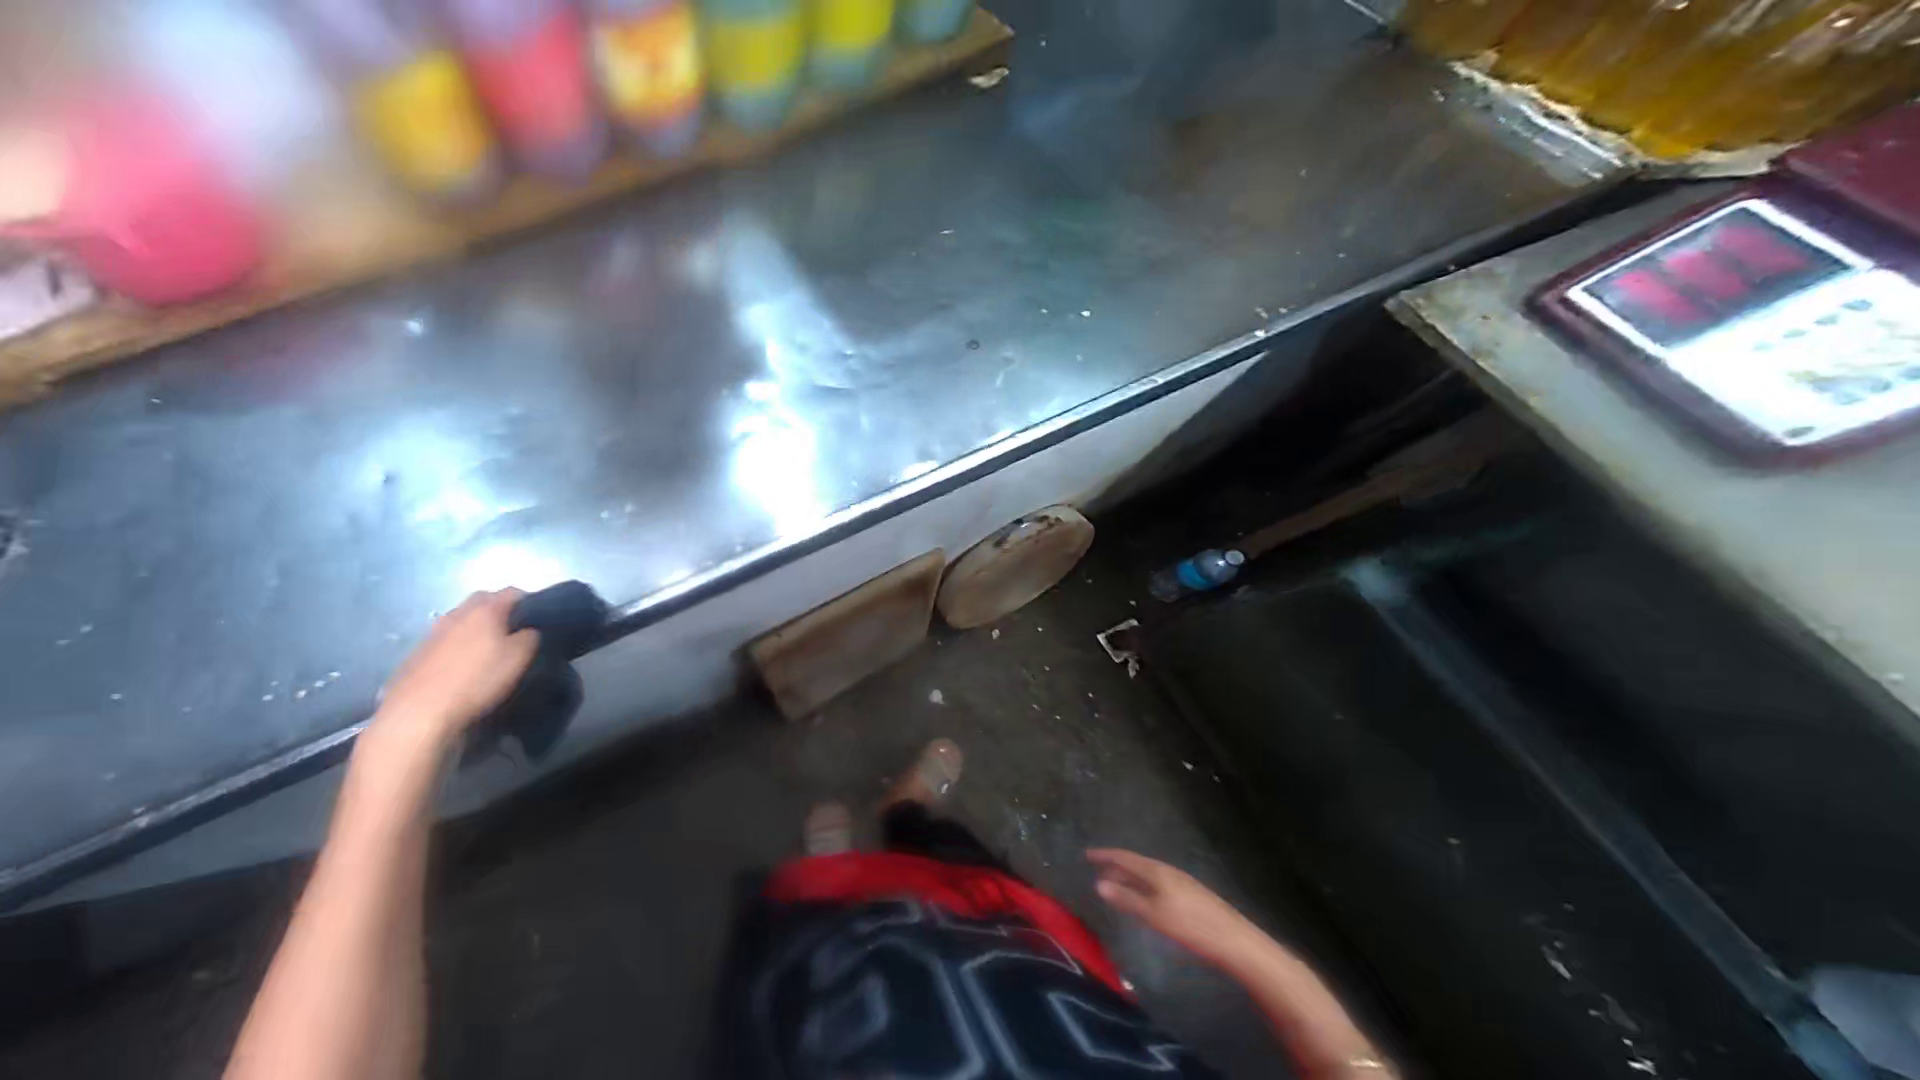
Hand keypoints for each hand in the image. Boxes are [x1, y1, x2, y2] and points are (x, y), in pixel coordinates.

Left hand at [373, 589, 540, 748]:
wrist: (419, 712)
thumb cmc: (477, 680)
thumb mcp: (520, 657)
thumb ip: (530, 636)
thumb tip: (528, 631)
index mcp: (484, 609)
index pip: (513, 592)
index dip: (530, 602)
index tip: (539, 620)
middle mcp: (456, 613)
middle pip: (483, 602)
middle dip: (500, 612)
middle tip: (514, 634)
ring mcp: (432, 632)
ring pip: (462, 621)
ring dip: (476, 630)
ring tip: (488, 652)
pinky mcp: (416, 653)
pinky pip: (445, 641)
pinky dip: (457, 647)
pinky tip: (462, 668)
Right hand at [1088, 848, 1258, 967]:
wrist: (1235, 942)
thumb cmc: (1191, 927)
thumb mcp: (1154, 915)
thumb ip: (1127, 899)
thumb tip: (1099, 883)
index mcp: (1157, 871)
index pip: (1125, 857)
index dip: (1105, 855)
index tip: (1086, 855)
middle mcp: (1168, 871)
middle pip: (1136, 864)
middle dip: (1116, 866)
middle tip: (1097, 870)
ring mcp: (1181, 882)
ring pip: (1148, 874)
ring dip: (1130, 877)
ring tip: (1116, 884)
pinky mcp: (1190, 895)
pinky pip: (1158, 883)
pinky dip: (1143, 885)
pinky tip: (1144, 898)